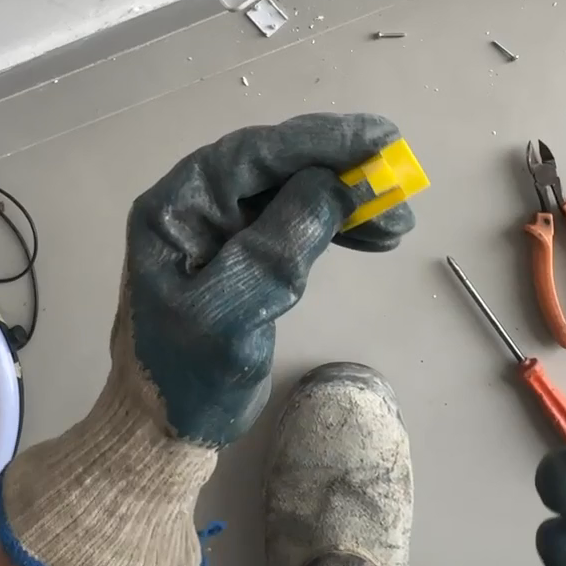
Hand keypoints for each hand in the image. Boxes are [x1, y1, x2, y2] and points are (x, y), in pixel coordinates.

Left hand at [0, 113, 414, 565]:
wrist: (167, 427)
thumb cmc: (187, 377)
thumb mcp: (231, 315)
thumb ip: (280, 246)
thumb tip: (335, 184)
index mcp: (178, 205)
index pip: (253, 155)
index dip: (317, 141)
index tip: (377, 138)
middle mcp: (198, 202)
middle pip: (278, 166)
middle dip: (340, 168)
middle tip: (398, 172)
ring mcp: (222, 224)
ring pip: (293, 191)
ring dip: (346, 199)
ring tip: (398, 218)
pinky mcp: (245, 248)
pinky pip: (297, 220)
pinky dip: (336, 224)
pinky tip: (373, 234)